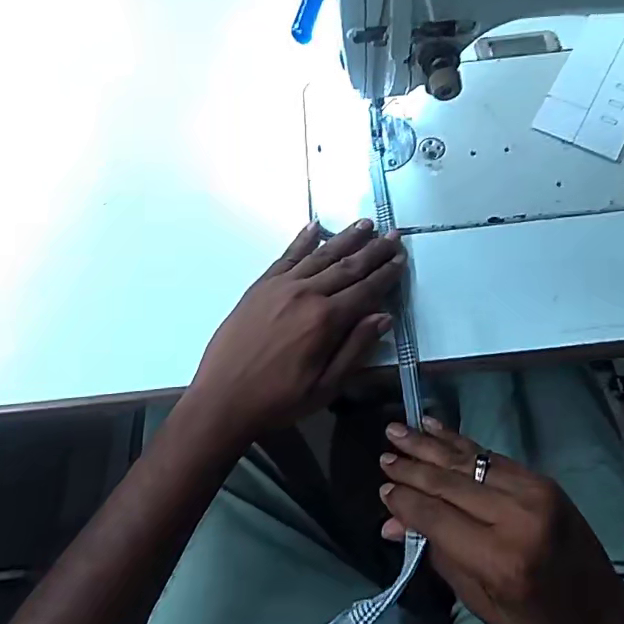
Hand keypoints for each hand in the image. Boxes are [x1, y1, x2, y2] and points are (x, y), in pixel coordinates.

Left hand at [180, 219, 404, 451]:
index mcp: (325, 320)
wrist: (222, 396)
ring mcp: (280, 286)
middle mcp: (305, 294)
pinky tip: (314, 226)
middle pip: (347, 266)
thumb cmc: (278, 399)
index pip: (365, 290)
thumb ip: (355, 349)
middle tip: (392, 234)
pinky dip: (302, 240)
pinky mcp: (260, 285)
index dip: (386, 273)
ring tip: (364, 224)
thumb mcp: (325, 387)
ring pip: (320, 255)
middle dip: (372, 250)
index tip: (401, 257)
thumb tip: (384, 317)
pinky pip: (286, 256)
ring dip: (345, 238)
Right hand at [379, 419, 623, 623]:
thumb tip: (392, 521)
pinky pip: (489, 455)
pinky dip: (458, 442)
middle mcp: (516, 517)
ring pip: (466, 460)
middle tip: (384, 456)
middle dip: (411, 469)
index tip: (382, 490)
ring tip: (396, 430)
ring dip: (428, 445)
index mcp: (501, 559)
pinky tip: (432, 427)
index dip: (405, 501)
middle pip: (448, 482)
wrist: (609, 621)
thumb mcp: (481, 601)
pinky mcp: (541, 480)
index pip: (435, 516)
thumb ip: (437, 553)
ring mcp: (532, 492)